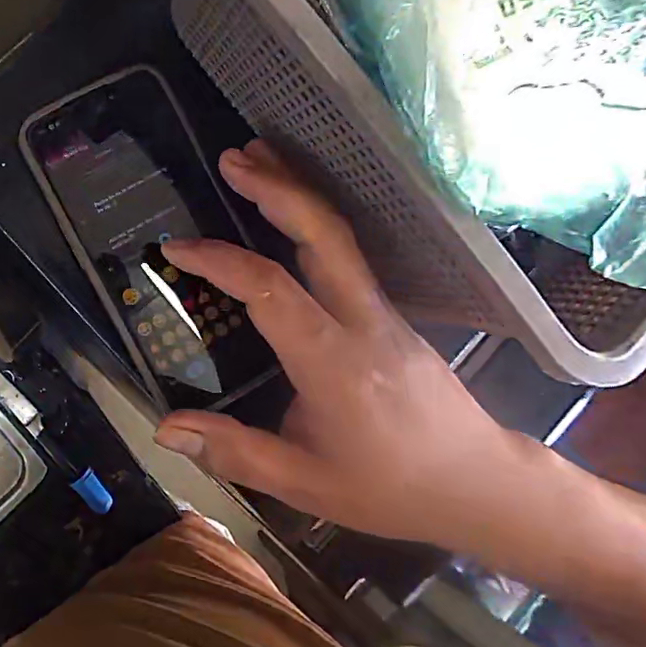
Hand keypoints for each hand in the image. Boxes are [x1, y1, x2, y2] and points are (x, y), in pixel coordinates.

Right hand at [151, 141, 569, 549]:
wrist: (480, 483)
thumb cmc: (391, 488)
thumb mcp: (305, 484)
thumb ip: (234, 452)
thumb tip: (165, 429)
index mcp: (333, 361)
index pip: (271, 290)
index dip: (220, 260)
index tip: (176, 247)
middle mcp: (361, 320)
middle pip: (322, 234)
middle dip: (276, 188)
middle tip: (231, 157)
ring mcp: (383, 310)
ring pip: (339, 234)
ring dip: (296, 190)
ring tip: (255, 158)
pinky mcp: (390, 312)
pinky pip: (347, 254)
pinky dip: (311, 220)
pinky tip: (288, 216)